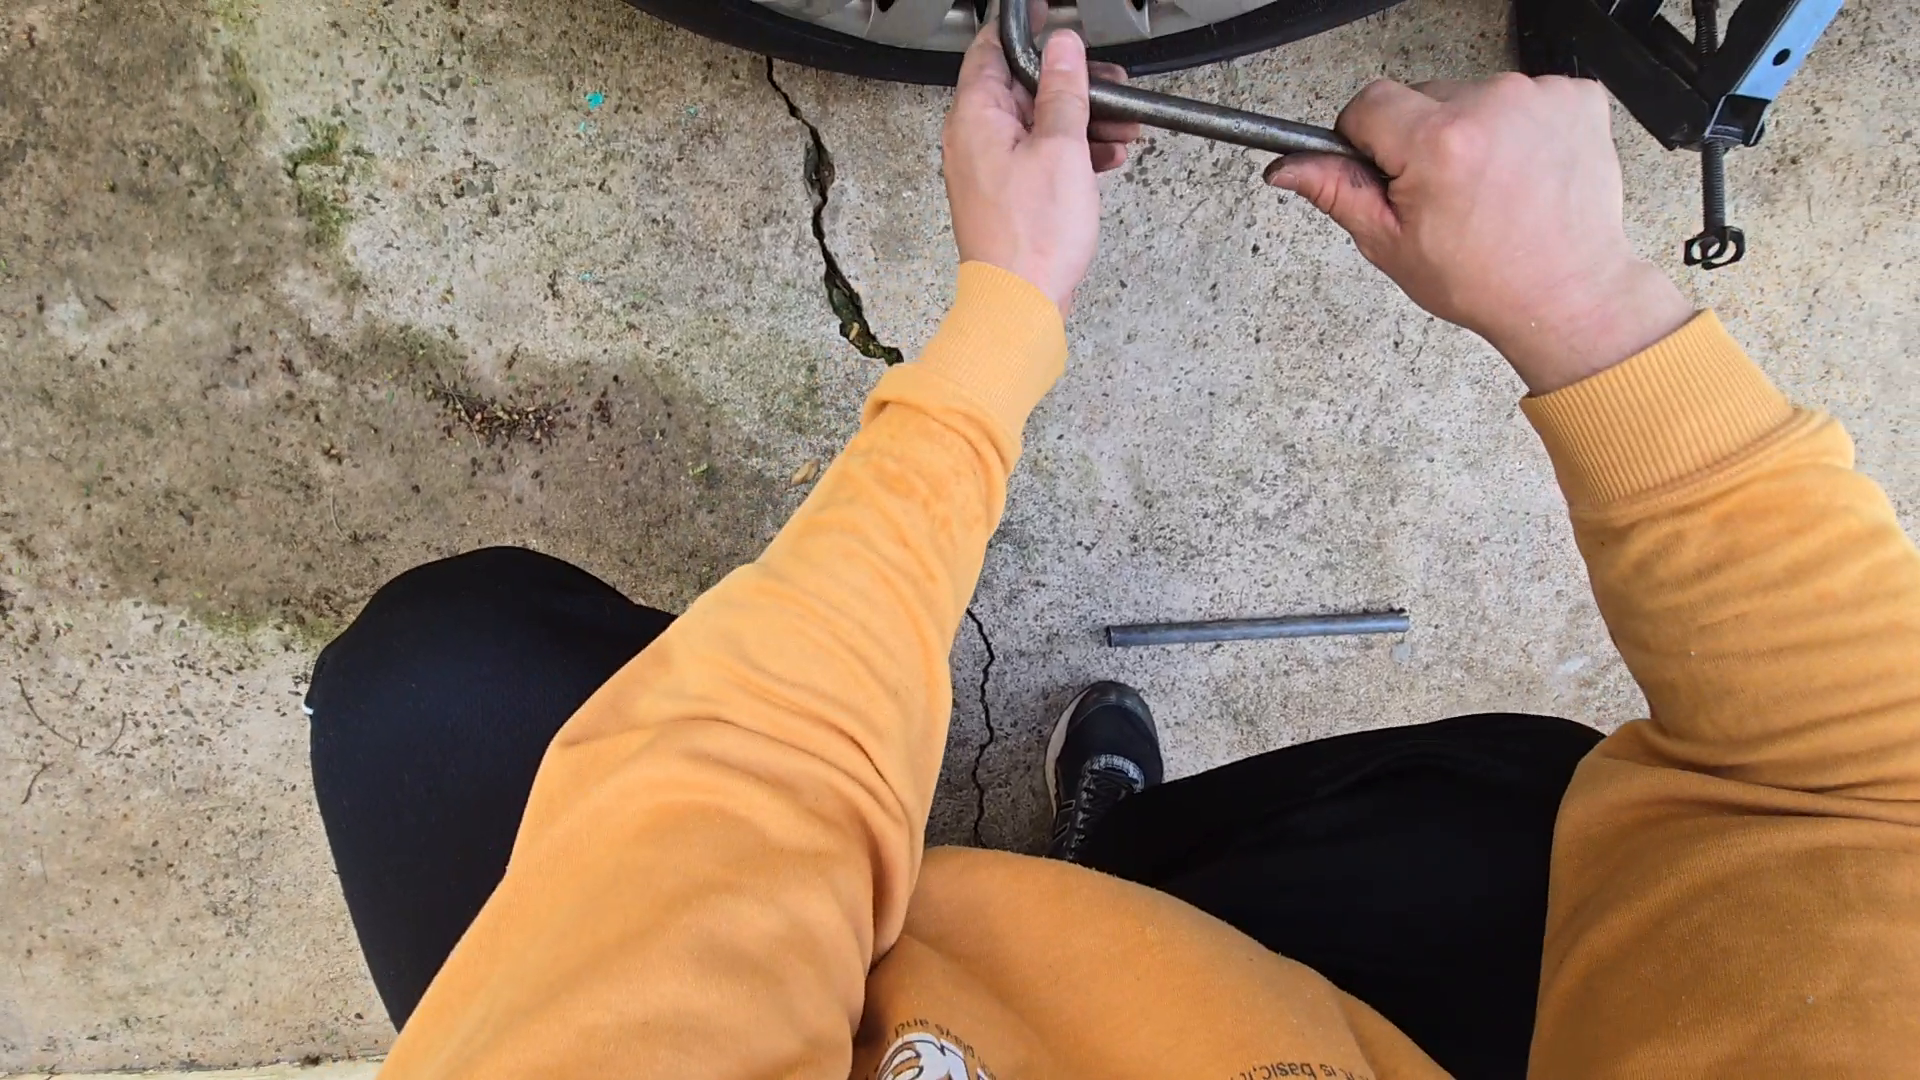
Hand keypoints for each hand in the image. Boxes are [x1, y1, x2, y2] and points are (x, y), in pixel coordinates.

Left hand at [943, 8, 1141, 314]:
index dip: (1026, 31)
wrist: (1020, 303)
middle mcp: (974, 144)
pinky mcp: (1006, 202)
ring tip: (1122, 131)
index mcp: (975, 119)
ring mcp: (989, 175)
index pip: (992, 51)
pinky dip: (1070, 159)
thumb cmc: (1031, 238)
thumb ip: (1064, 90)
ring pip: (1038, 130)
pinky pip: (1038, 164)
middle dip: (1074, 88)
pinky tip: (1104, 161)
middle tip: (1111, 89)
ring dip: (1082, 126)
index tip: (1051, 19)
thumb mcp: (1061, 148)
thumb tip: (1063, 47)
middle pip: (1024, 92)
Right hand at [1267, 75, 1691, 393]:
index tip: (1377, 170)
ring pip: (1466, 97)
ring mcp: (1539, 96)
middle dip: (1412, 139)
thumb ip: (1335, 191)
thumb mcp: (1386, 242)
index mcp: (1437, 143)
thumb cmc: (1476, 277)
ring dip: (1460, 133)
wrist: (1561, 289)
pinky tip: (1512, 173)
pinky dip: (1507, 129)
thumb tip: (1287, 167)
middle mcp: (1491, 104)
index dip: (1359, 137)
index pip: (1368, 102)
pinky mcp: (1576, 95)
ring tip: (1477, 188)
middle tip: (1430, 194)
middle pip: (1418, 97)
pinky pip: (1516, 97)